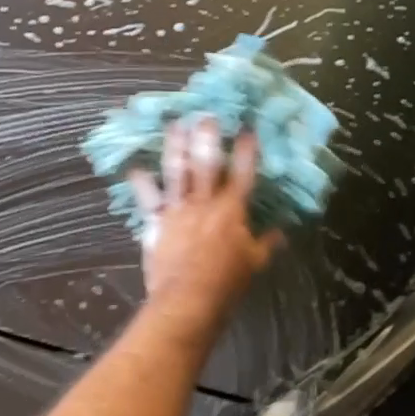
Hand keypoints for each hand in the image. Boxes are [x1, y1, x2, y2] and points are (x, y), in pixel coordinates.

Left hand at [128, 117, 283, 329]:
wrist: (188, 301)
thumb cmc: (226, 283)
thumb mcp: (254, 264)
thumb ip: (266, 244)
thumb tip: (281, 231)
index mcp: (232, 209)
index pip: (244, 172)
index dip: (246, 149)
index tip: (247, 128)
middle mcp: (205, 201)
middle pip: (207, 162)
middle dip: (207, 136)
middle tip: (205, 114)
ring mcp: (179, 209)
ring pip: (177, 170)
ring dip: (175, 146)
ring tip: (175, 125)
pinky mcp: (158, 222)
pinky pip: (147, 198)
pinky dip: (140, 183)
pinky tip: (134, 168)